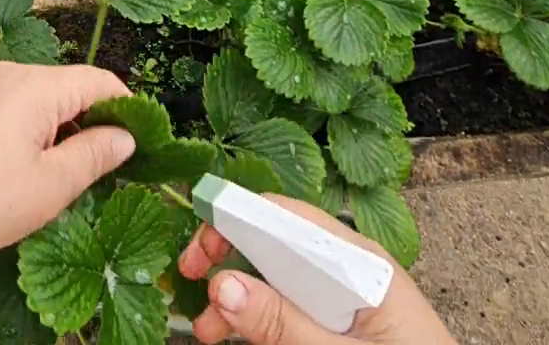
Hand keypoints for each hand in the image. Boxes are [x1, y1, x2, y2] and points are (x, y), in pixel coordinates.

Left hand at [0, 61, 134, 271]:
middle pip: (70, 87)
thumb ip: (97, 154)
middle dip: (95, 121)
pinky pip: (18, 106)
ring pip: (44, 98)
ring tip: (70, 176)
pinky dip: (37, 130)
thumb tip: (125, 136)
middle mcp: (11, 73)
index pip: (98, 80)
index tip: (145, 143)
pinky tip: (32, 168)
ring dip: (65, 129)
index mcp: (36, 84)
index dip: (127, 108)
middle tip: (110, 169)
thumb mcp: (53, 185)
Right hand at [179, 194, 456, 344]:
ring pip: (275, 275)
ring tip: (205, 329)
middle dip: (226, 256)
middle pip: (273, 240)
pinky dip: (257, 315)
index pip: (284, 217)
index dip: (232, 219)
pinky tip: (233, 332)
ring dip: (234, 294)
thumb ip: (284, 325)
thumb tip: (221, 283)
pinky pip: (289, 304)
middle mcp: (350, 269)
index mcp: (360, 263)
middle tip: (188, 276)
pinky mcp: (341, 324)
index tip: (196, 247)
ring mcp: (345, 297)